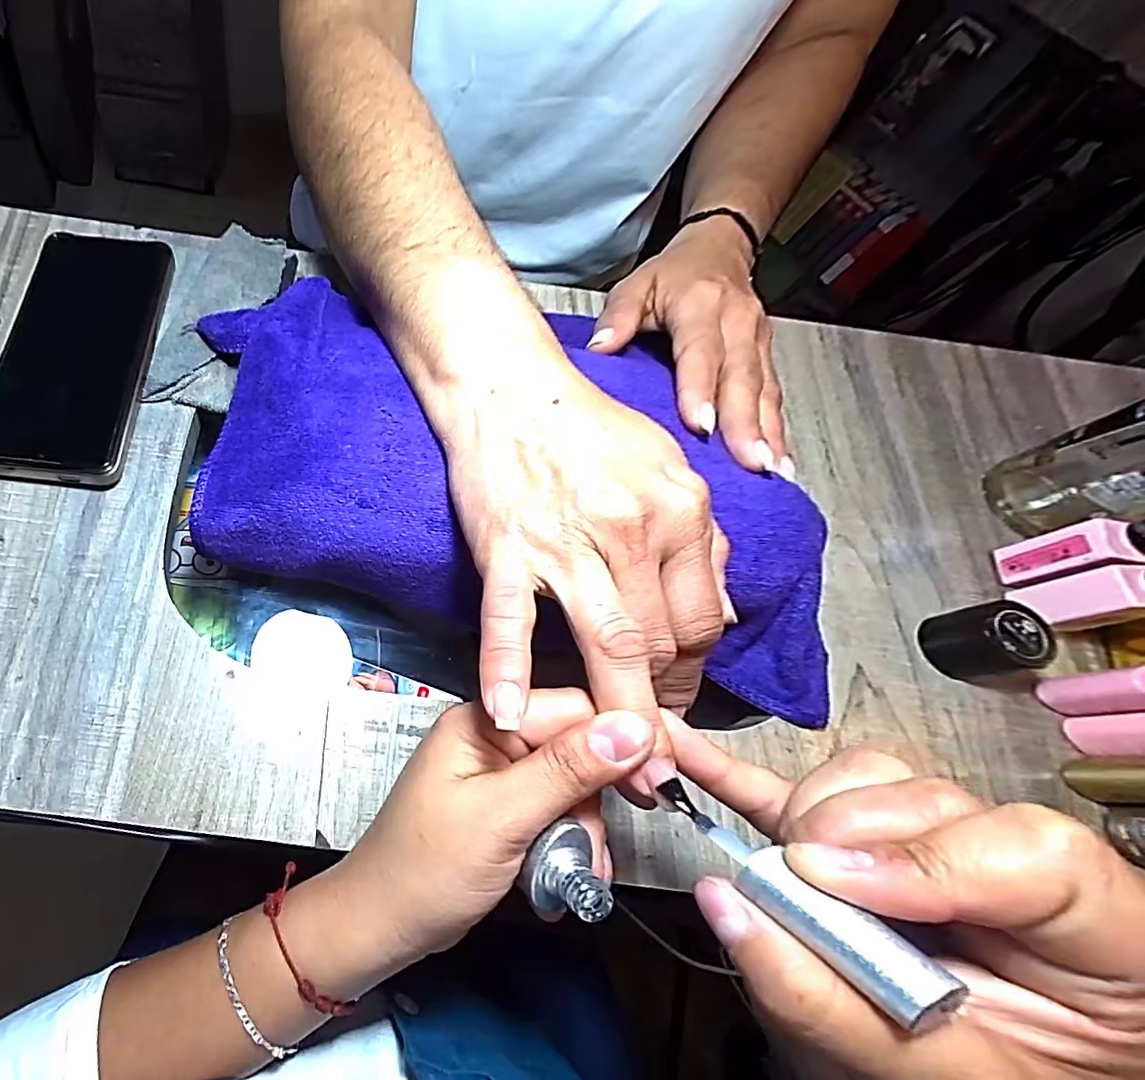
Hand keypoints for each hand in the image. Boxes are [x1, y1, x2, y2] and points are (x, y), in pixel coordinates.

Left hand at [322, 698, 654, 968]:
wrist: (390, 916)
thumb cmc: (429, 864)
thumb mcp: (503, 815)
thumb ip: (567, 770)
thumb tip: (630, 726)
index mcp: (480, 722)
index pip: (568, 708)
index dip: (617, 743)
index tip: (652, 788)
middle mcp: (490, 738)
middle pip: (576, 748)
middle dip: (595, 800)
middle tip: (595, 845)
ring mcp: (496, 774)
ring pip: (573, 786)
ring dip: (584, 830)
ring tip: (575, 867)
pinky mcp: (504, 806)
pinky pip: (556, 811)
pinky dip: (569, 841)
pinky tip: (568, 871)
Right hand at [445, 366, 730, 772]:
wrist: (505, 391)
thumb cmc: (580, 424)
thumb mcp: (664, 464)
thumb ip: (698, 537)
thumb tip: (720, 607)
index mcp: (680, 509)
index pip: (705, 616)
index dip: (696, 673)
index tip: (678, 704)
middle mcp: (632, 530)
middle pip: (664, 641)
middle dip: (664, 709)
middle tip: (656, 758)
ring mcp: (564, 543)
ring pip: (605, 642)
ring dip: (616, 712)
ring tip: (620, 769)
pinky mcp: (505, 549)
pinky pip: (509, 620)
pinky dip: (505, 670)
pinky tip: (505, 713)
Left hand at [590, 216, 790, 479]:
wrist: (717, 249)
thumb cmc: (670, 274)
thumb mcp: (634, 285)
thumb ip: (617, 316)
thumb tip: (601, 346)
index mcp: (703, 307)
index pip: (701, 354)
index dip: (701, 390)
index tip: (700, 424)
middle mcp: (739, 324)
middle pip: (743, 378)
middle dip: (747, 424)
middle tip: (749, 461)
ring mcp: (758, 340)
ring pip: (765, 390)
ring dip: (769, 432)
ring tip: (770, 468)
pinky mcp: (765, 354)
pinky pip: (772, 394)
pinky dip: (777, 427)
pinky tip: (778, 457)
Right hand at [669, 715, 1144, 1078]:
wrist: (946, 1071)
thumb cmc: (967, 1076)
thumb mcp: (915, 1068)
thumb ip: (825, 999)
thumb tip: (723, 900)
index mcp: (1105, 947)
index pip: (1035, 856)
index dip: (925, 857)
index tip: (827, 879)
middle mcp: (1024, 873)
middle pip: (934, 803)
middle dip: (843, 835)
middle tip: (793, 882)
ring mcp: (931, 841)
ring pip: (869, 779)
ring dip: (802, 815)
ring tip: (779, 867)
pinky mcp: (854, 833)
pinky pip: (796, 788)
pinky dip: (736, 774)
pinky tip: (688, 751)